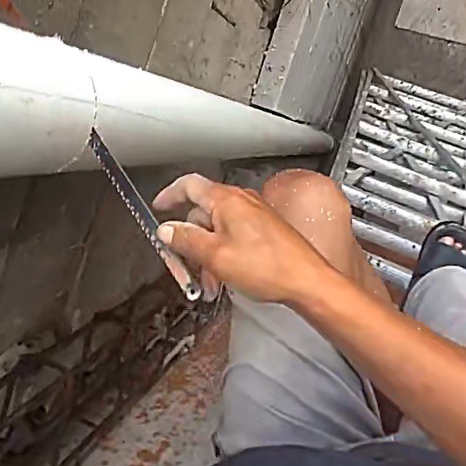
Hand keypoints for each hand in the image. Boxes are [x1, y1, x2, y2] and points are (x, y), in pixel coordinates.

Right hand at [153, 173, 338, 304]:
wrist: (307, 281)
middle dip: (189, 239)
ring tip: (209, 280)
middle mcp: (241, 201)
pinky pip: (234, 236)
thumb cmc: (269, 266)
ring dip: (207, 253)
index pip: (188, 185)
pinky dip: (223, 253)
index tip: (159, 207)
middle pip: (201, 212)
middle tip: (183, 263)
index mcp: (226, 200)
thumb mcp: (214, 255)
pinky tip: (225, 276)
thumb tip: (167, 230)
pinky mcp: (264, 230)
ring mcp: (254, 215)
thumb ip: (185, 240)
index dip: (169, 195)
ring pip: (218, 228)